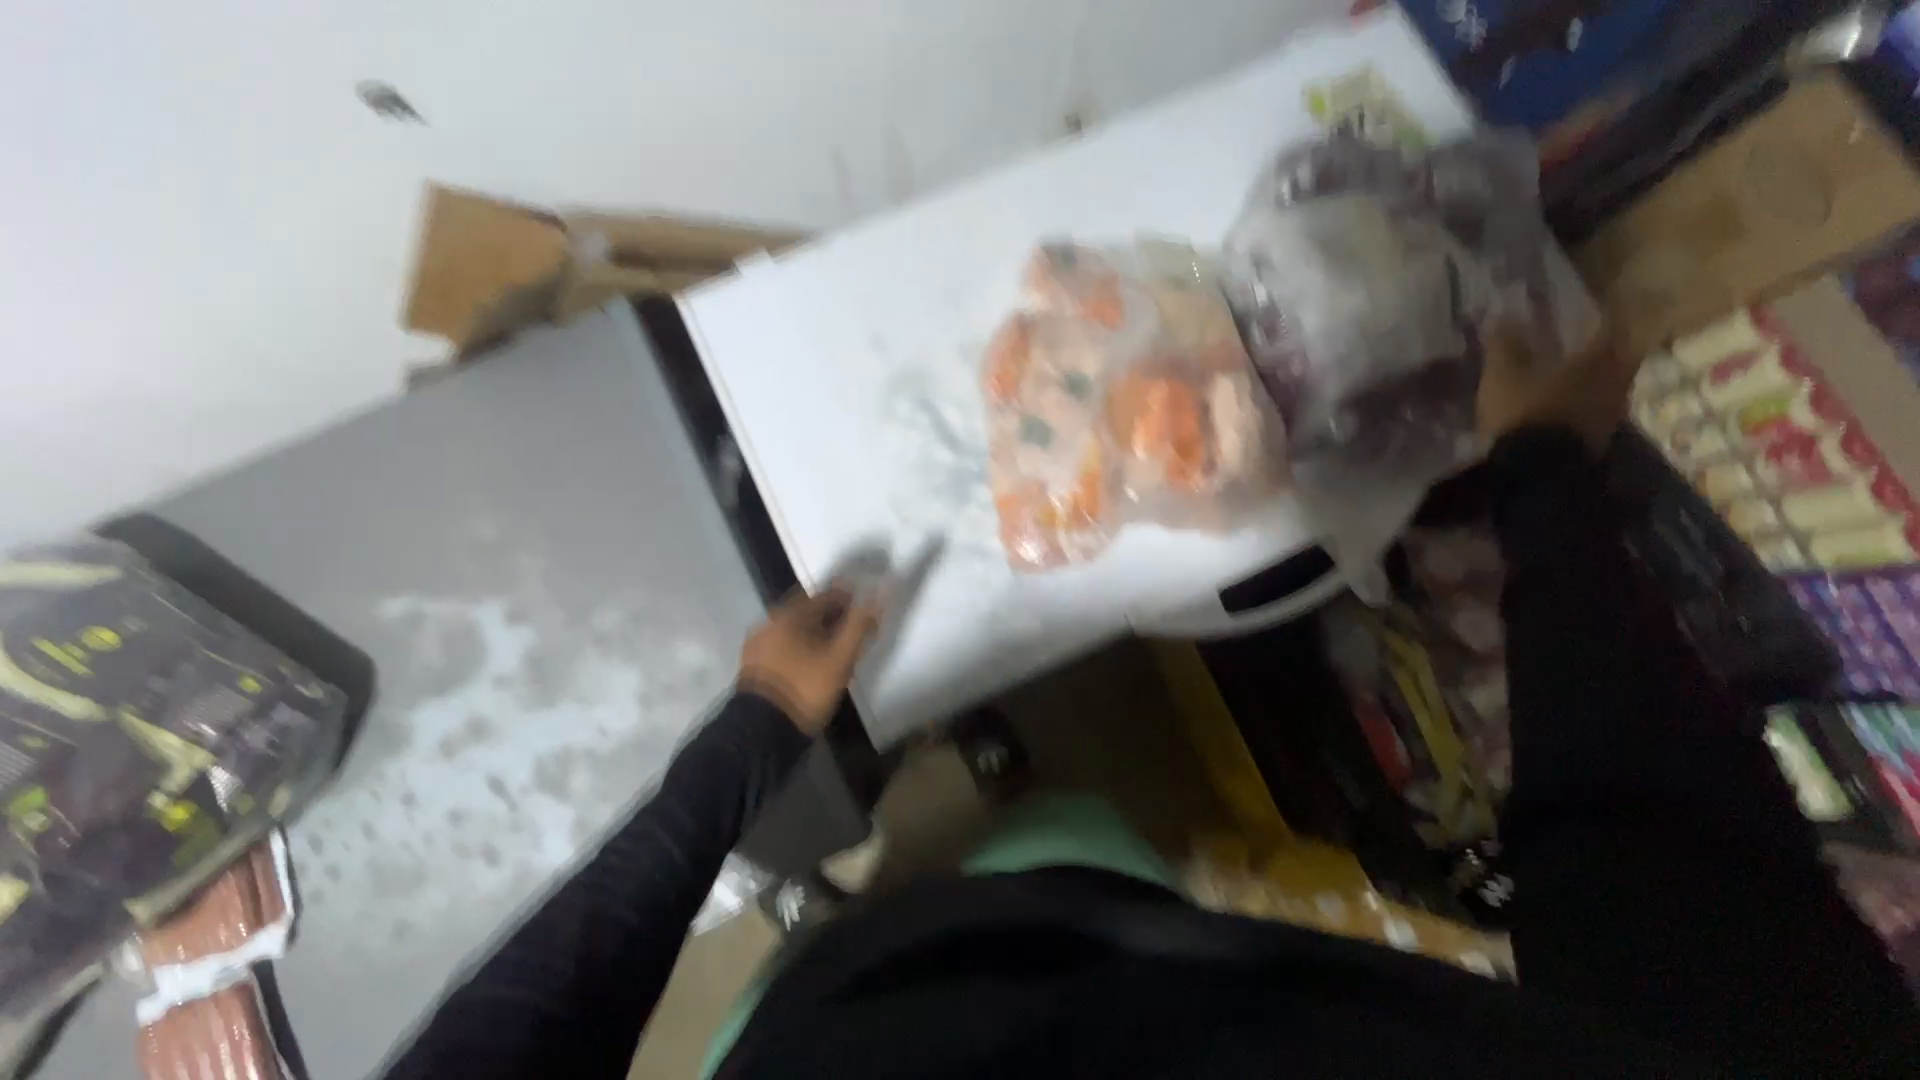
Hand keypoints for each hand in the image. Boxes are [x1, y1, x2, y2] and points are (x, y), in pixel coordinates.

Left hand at [737, 585, 880, 734]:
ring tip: (836, 650)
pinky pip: (783, 644)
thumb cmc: (806, 689)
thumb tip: (881, 592)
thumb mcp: (840, 659)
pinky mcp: (753, 663)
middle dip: (834, 616)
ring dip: (817, 632)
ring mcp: (758, 642)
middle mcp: (770, 620)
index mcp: (790, 613)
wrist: (762, 730)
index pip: (828, 594)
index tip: (869, 612)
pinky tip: (812, 663)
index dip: (852, 600)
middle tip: (855, 633)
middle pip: (809, 610)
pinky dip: (800, 646)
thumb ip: (860, 625)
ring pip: (795, 628)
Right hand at [1476, 319, 1640, 453]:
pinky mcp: (1601, 436)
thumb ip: (1505, 346)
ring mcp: (1613, 411)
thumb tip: (1504, 316)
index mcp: (1599, 358)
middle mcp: (1616, 379)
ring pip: (1607, 383)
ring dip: (1591, 378)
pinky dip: (1583, 402)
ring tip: (1566, 376)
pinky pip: (1596, 408)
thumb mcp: (1503, 376)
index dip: (1597, 316)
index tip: (1583, 312)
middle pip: (1615, 355)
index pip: (1610, 325)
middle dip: (1597, 349)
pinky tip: (1563, 405)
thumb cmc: (1526, 412)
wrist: (1539, 472)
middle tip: (1575, 345)